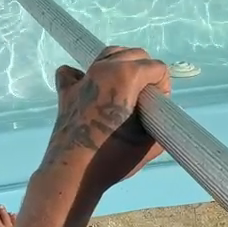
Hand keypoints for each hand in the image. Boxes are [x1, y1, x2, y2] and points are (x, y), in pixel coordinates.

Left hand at [40, 46, 171, 192]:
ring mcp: (81, 78)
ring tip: (125, 92)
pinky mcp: (65, 92)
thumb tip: (157, 116)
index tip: (159, 106)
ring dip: (120, 67)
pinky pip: (73, 72)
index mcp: (125, 76)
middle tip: (146, 100)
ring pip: (106, 56)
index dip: (163, 86)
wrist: (74, 172)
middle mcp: (102, 69)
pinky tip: (90, 90)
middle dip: (146, 72)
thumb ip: (158, 122)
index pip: (157, 68)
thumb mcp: (150, 142)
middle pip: (134, 55)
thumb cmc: (114, 157)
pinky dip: (83, 77)